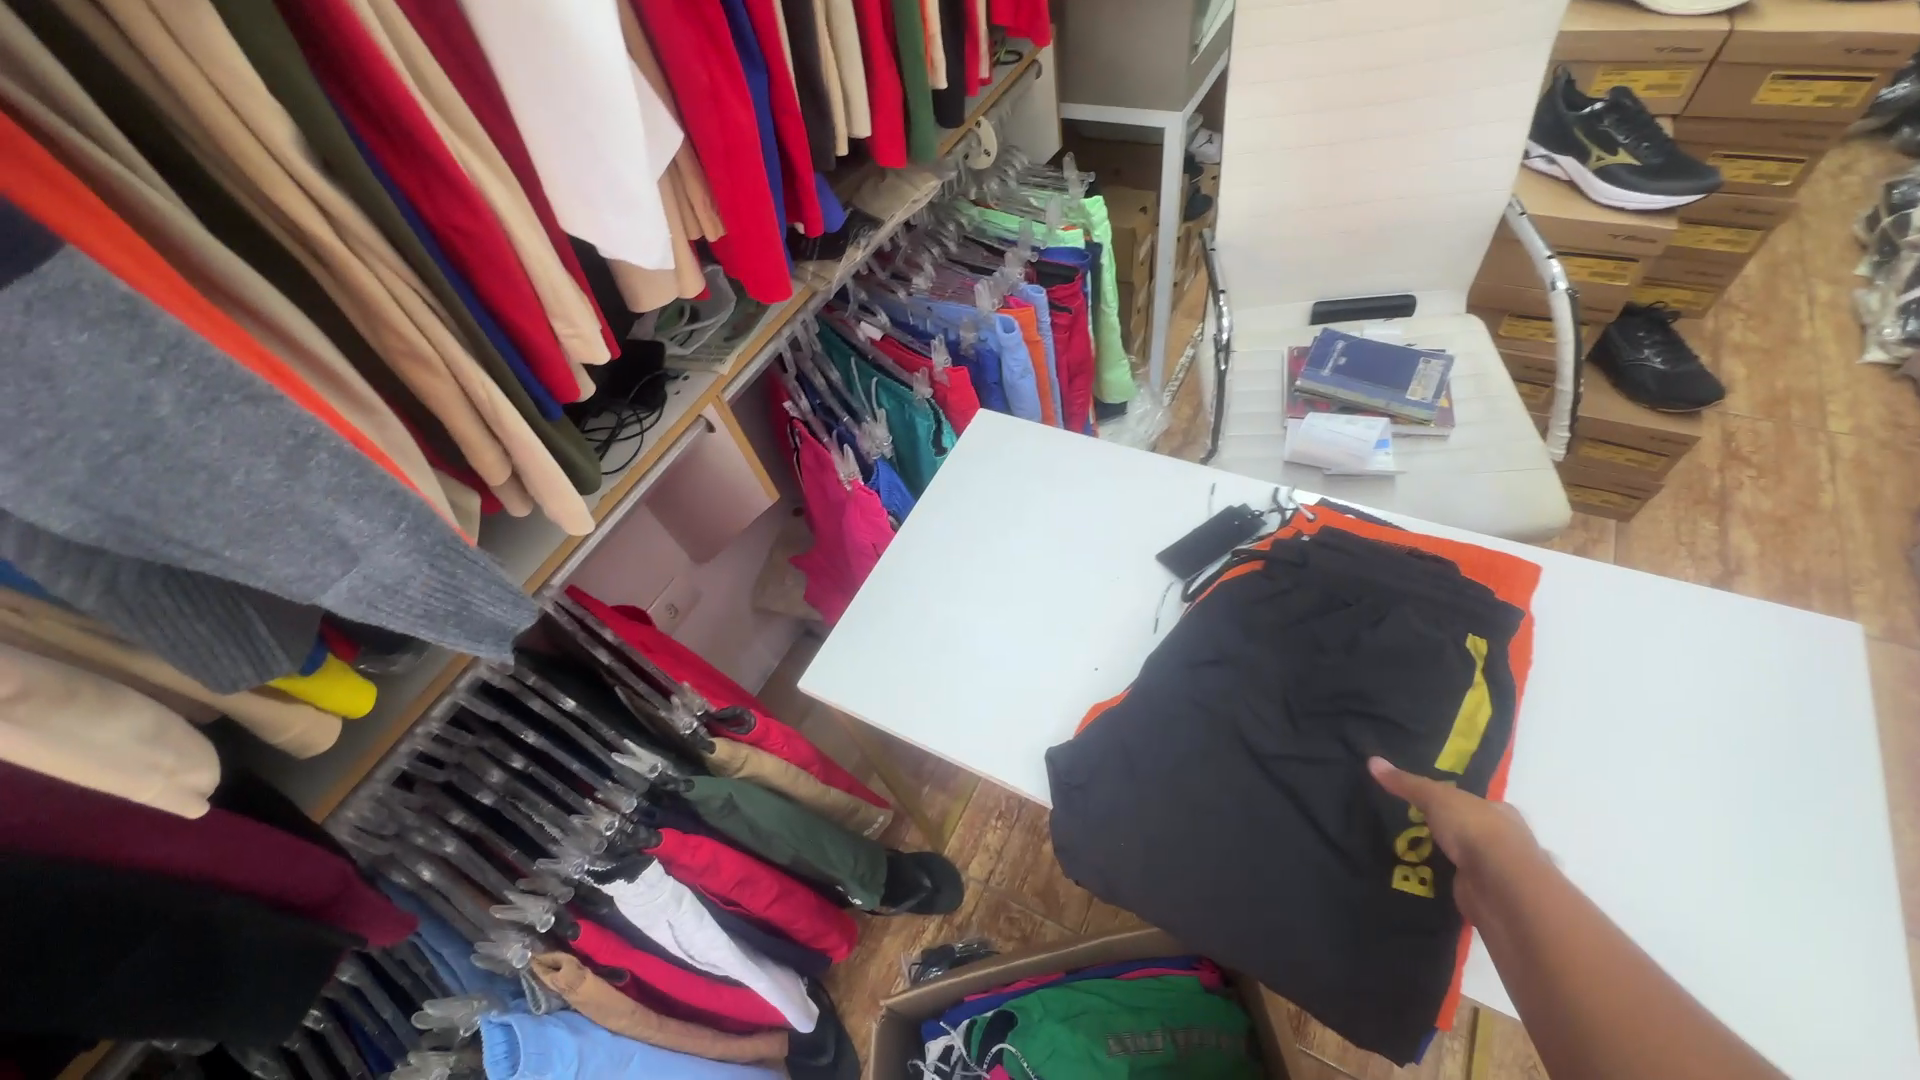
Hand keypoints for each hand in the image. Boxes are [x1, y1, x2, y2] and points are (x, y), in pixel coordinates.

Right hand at [1368, 756, 1544, 923]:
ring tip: (1401, 850)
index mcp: (1499, 811)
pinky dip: (1437, 880)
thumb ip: (1406, 783)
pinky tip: (1414, 876)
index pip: (1472, 801)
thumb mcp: (1435, 797)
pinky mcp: (1482, 894)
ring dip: (1438, 857)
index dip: (1449, 800)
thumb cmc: (1475, 830)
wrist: (1499, 887)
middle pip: (1465, 829)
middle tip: (1404, 825)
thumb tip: (1372, 761)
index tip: (1421, 801)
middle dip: (1441, 830)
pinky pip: (1453, 882)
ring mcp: (1494, 869)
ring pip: (1459, 857)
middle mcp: (1502, 839)